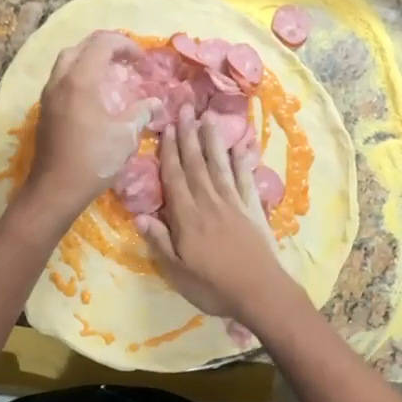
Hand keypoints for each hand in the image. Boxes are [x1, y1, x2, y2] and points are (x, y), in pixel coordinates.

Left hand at [26, 31, 155, 216]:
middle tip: (128, 61)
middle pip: (82, 46)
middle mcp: (60, 80)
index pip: (102, 43)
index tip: (143, 62)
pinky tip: (95, 94)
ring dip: (90, 59)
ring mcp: (49, 94)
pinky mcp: (45, 109)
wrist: (55, 189)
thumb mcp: (125, 136)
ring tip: (112, 74)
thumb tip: (156, 102)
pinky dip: (80, 75)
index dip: (126, 46)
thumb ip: (141, 113)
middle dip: (107, 47)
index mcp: (80, 80)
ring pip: (68, 61)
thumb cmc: (93, 160)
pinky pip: (62, 78)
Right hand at [136, 105, 296, 323]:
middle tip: (185, 110)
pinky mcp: (252, 209)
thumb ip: (160, 241)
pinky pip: (245, 179)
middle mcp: (209, 202)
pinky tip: (239, 147)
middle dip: (189, 136)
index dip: (169, 152)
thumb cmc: (214, 286)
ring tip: (207, 119)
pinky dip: (241, 161)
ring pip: (219, 165)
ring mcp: (233, 203)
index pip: (174, 178)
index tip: (166, 127)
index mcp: (187, 217)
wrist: (260, 292)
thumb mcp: (177, 271)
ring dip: (212, 141)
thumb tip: (140, 216)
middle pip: (196, 164)